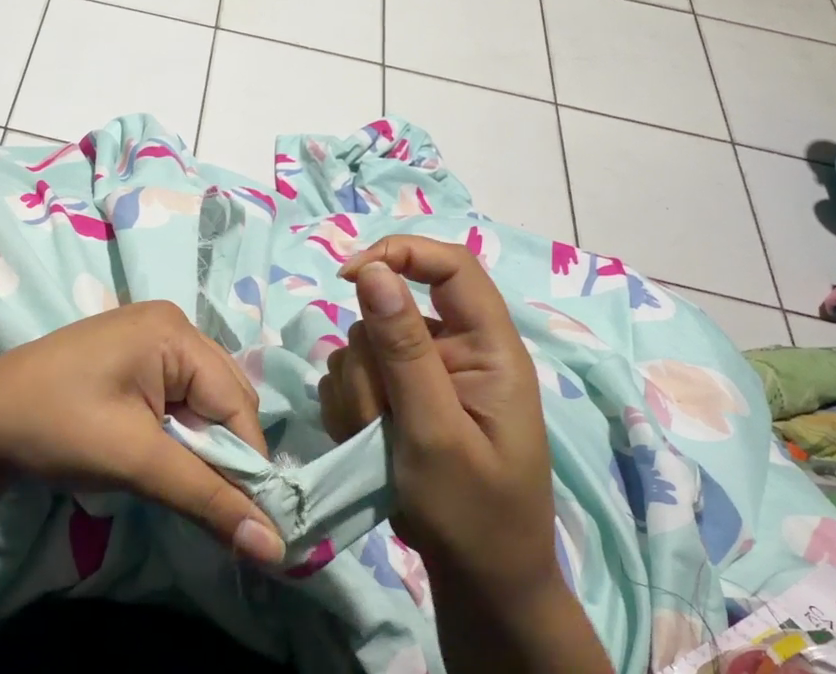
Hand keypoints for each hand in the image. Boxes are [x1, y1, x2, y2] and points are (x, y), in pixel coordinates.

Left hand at [0, 301, 286, 563]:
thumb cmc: (54, 427)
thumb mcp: (134, 461)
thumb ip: (207, 499)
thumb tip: (277, 549)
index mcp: (174, 331)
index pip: (237, 405)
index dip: (249, 467)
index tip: (252, 525)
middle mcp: (170, 325)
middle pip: (226, 400)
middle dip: (223, 456)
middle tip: (203, 503)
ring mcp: (148, 339)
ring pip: (204, 404)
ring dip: (201, 450)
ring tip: (175, 482)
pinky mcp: (131, 360)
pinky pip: (178, 400)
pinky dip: (178, 437)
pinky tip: (159, 460)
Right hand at [317, 237, 555, 595]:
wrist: (477, 582)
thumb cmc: (473, 512)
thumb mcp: (435, 432)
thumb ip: (403, 349)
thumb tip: (373, 270)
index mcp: (488, 349)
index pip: (450, 265)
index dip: (398, 254)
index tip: (347, 277)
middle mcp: (457, 352)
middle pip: (388, 313)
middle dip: (369, 364)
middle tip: (382, 422)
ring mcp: (425, 379)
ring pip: (361, 348)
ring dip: (357, 395)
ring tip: (378, 446)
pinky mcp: (401, 402)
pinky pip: (351, 379)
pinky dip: (348, 410)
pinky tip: (366, 447)